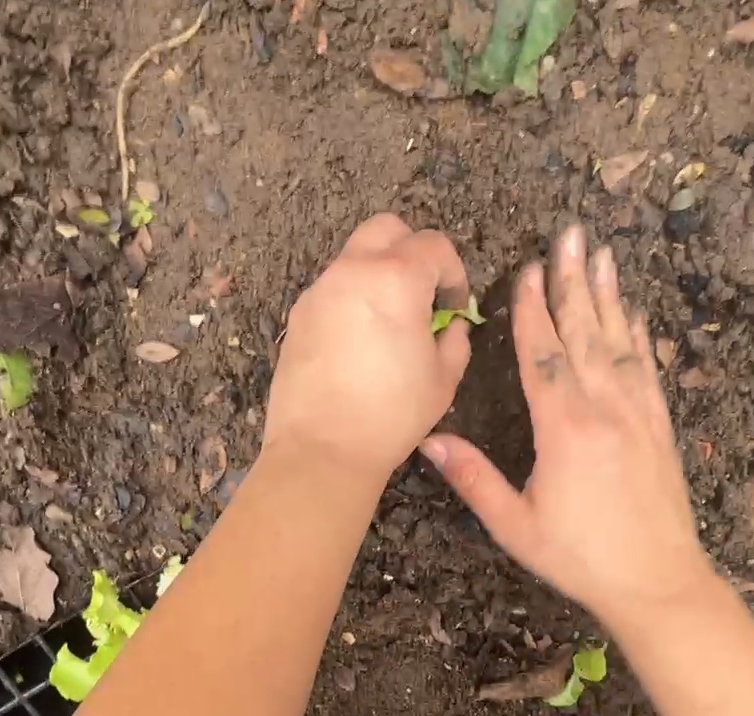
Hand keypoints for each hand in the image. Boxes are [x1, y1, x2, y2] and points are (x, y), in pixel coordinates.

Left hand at [263, 214, 473, 480]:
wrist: (322, 447)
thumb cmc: (391, 415)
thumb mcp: (443, 379)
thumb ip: (454, 340)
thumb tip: (450, 325)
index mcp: (396, 279)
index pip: (434, 245)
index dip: (453, 272)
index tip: (453, 306)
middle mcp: (353, 272)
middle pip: (386, 229)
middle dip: (411, 251)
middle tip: (421, 295)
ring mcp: (319, 291)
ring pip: (354, 258)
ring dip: (378, 275)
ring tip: (388, 324)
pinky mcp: (299, 316)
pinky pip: (332, 290)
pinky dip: (351, 299)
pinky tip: (358, 343)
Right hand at [422, 226, 714, 630]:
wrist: (657, 582)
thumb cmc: (579, 558)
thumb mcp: (515, 526)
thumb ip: (473, 479)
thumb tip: (429, 440)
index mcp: (565, 430)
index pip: (544, 356)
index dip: (533, 311)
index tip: (526, 270)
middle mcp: (606, 410)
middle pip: (586, 334)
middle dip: (574, 281)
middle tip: (571, 233)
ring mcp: (639, 416)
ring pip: (621, 343)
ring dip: (609, 296)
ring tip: (603, 254)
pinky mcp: (660, 429)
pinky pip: (648, 372)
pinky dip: (639, 338)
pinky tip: (635, 315)